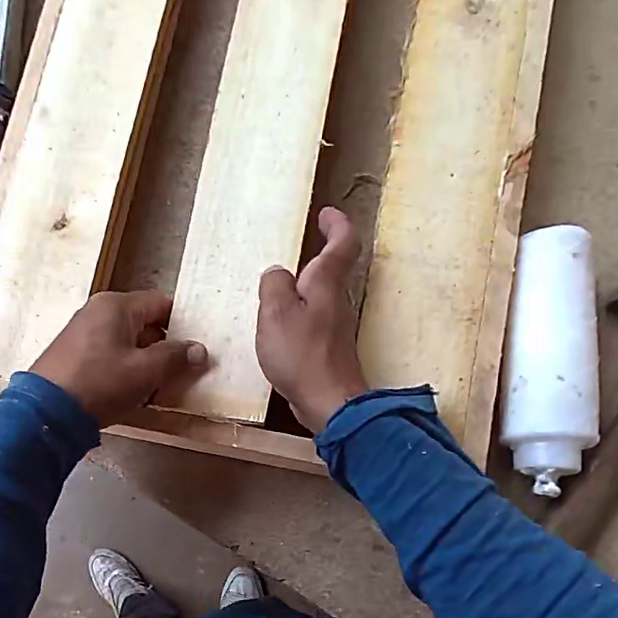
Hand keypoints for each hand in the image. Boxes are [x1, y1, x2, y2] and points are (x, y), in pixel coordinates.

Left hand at [31, 289, 207, 425]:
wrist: (47, 413)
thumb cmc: (100, 384)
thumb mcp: (145, 372)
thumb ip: (175, 357)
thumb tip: (199, 350)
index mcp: (116, 306)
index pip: (162, 304)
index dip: (182, 325)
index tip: (195, 348)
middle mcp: (98, 311)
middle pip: (145, 324)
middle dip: (165, 348)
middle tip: (180, 373)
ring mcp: (84, 332)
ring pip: (129, 342)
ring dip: (146, 363)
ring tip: (157, 389)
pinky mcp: (75, 354)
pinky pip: (112, 355)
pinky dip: (126, 370)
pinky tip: (132, 393)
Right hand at [257, 207, 367, 431]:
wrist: (330, 403)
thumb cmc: (302, 355)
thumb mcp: (275, 312)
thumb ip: (273, 285)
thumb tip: (277, 275)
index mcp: (327, 284)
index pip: (343, 243)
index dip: (337, 224)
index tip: (325, 214)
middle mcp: (338, 302)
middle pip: (334, 270)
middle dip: (320, 255)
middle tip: (300, 249)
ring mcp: (337, 328)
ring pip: (325, 297)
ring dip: (308, 288)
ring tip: (281, 289)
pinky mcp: (331, 351)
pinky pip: (317, 322)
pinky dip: (303, 315)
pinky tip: (284, 328)